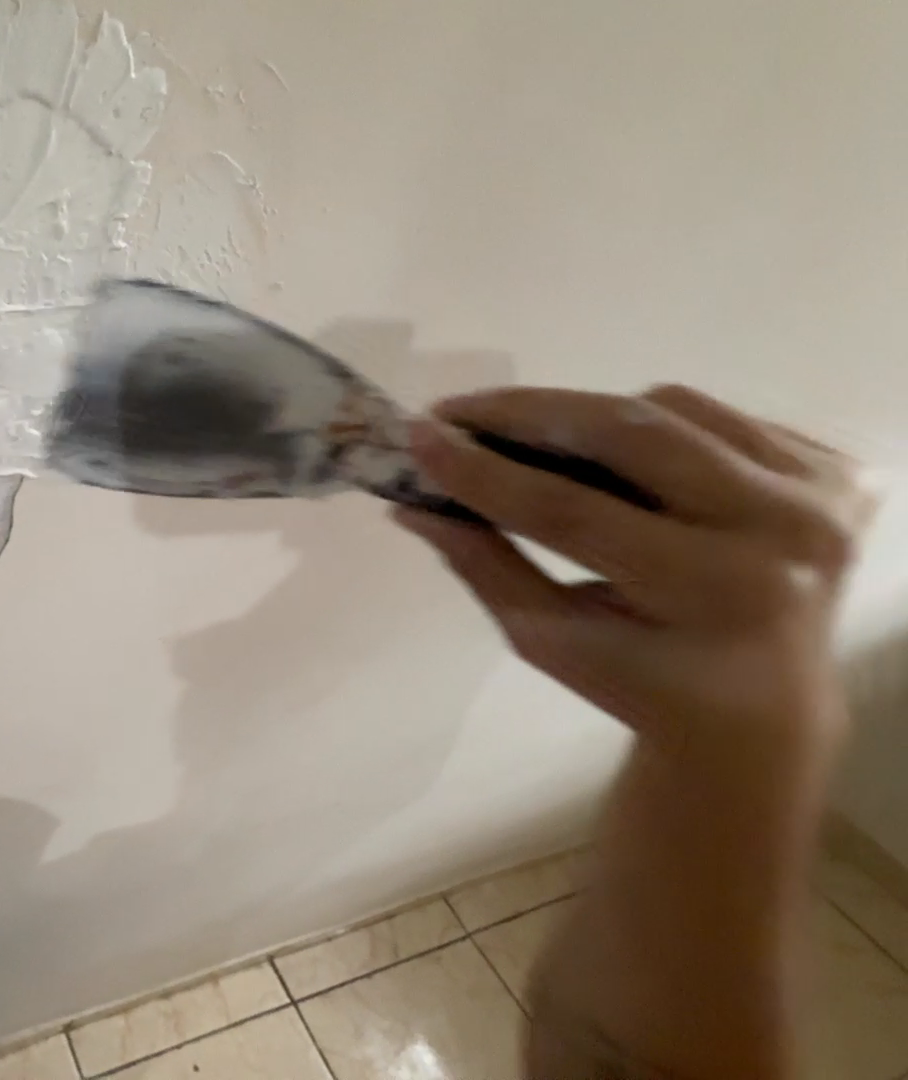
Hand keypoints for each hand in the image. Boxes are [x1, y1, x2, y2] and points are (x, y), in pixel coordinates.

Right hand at [396, 384, 876, 753]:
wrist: (758, 706)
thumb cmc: (633, 679)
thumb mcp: (541, 635)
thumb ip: (479, 562)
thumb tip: (409, 505)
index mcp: (709, 590)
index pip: (569, 509)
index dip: (482, 470)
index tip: (416, 436)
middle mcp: (783, 530)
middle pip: (630, 433)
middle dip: (525, 413)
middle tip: (453, 411)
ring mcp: (823, 490)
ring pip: (671, 407)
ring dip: (579, 415)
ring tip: (520, 437)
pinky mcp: (835, 467)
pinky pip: (712, 414)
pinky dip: (641, 422)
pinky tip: (604, 454)